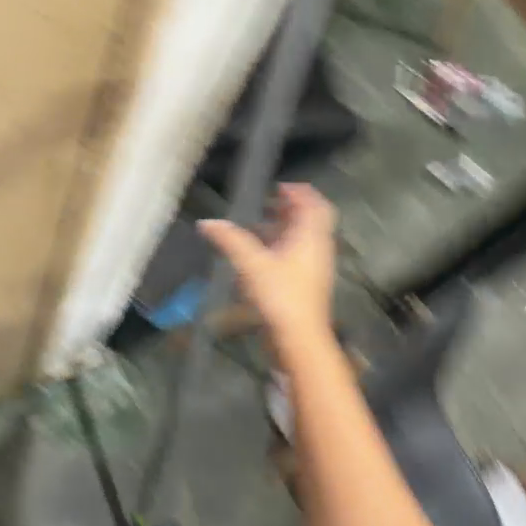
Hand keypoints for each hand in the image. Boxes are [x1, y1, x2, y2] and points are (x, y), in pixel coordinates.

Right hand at [198, 183, 336, 345]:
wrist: (299, 338)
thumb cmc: (280, 296)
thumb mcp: (252, 265)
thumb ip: (230, 241)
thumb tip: (207, 223)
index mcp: (311, 236)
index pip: (314, 204)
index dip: (298, 192)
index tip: (277, 187)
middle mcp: (318, 248)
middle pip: (310, 221)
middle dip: (289, 211)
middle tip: (267, 206)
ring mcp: (314, 268)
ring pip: (303, 240)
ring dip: (284, 231)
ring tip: (258, 230)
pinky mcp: (307, 286)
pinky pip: (297, 258)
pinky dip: (281, 251)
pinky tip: (261, 260)